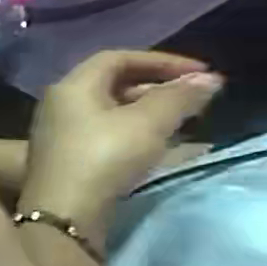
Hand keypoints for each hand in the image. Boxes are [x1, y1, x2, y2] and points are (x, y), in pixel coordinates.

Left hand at [22, 51, 222, 236]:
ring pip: (109, 107)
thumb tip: (207, 78)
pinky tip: (159, 141)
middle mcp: (58, 102)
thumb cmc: (104, 156)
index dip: (160, 60)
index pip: (115, 58)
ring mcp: (58, 128)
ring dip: (147, 108)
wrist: (64, 207)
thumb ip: (178, 97)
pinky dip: (134, 127)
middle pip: (111, 81)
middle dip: (157, 84)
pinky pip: (104, 128)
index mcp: (71, 86)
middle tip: (197, 97)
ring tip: (186, 118)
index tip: (201, 72)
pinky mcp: (65, 152)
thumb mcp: (148, 122)